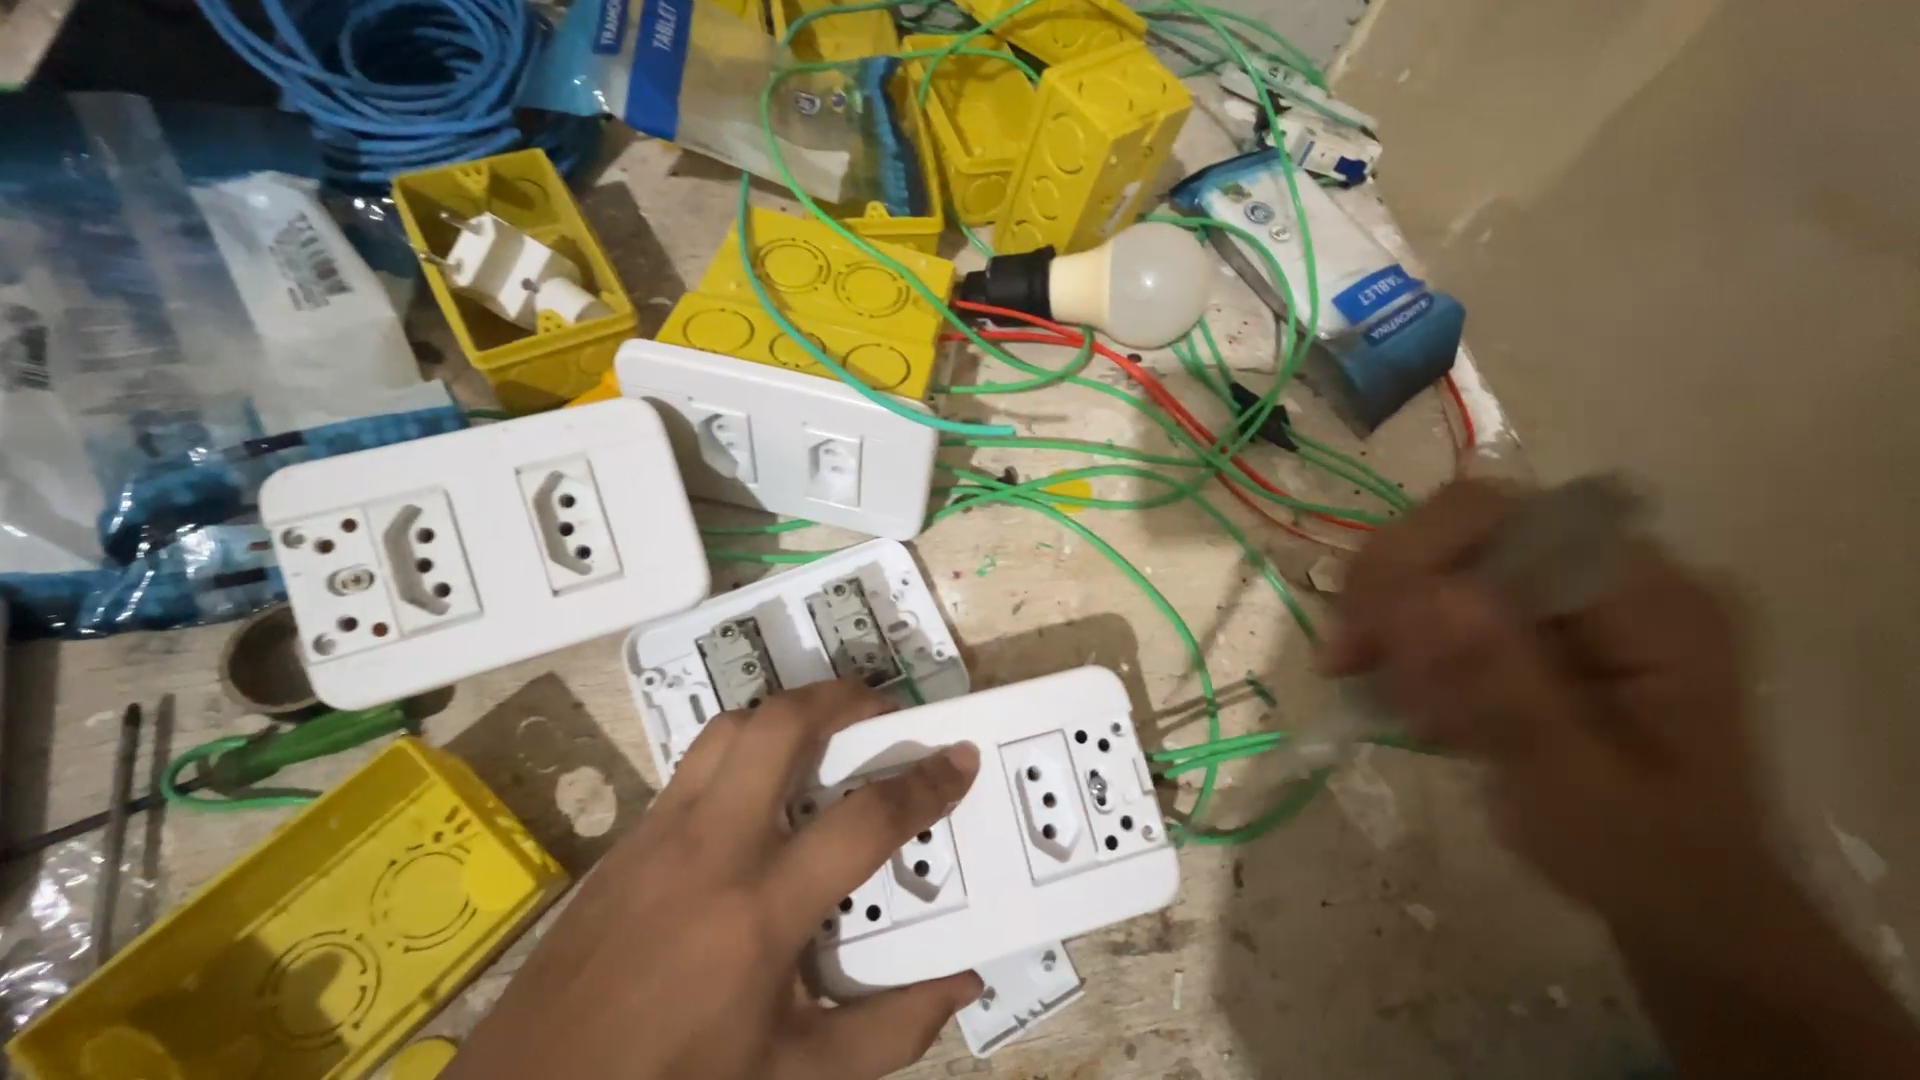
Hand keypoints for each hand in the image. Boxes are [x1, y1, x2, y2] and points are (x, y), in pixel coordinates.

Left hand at [444, 681, 982, 1079]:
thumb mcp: (793, 1076)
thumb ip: (889, 1031)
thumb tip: (962, 982)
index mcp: (761, 911)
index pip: (863, 821)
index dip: (923, 783)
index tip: (959, 755)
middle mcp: (711, 849)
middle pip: (780, 728)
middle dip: (839, 699)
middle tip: (878, 707)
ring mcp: (660, 834)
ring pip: (728, 730)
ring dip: (784, 714)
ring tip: (821, 731)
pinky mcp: (626, 839)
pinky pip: (693, 766)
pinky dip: (739, 751)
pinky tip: (756, 794)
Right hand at [1321, 480, 1772, 932]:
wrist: (1677, 895)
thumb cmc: (1640, 852)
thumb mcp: (1572, 781)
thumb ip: (1503, 686)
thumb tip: (1427, 595)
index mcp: (1649, 600)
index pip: (1506, 518)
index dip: (1415, 554)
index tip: (1361, 634)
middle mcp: (1611, 575)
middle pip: (1464, 529)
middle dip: (1391, 588)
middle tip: (1345, 662)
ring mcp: (1574, 597)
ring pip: (1443, 560)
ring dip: (1388, 617)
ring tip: (1361, 681)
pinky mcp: (1540, 623)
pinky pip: (1446, 600)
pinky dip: (1404, 640)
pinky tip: (1392, 689)